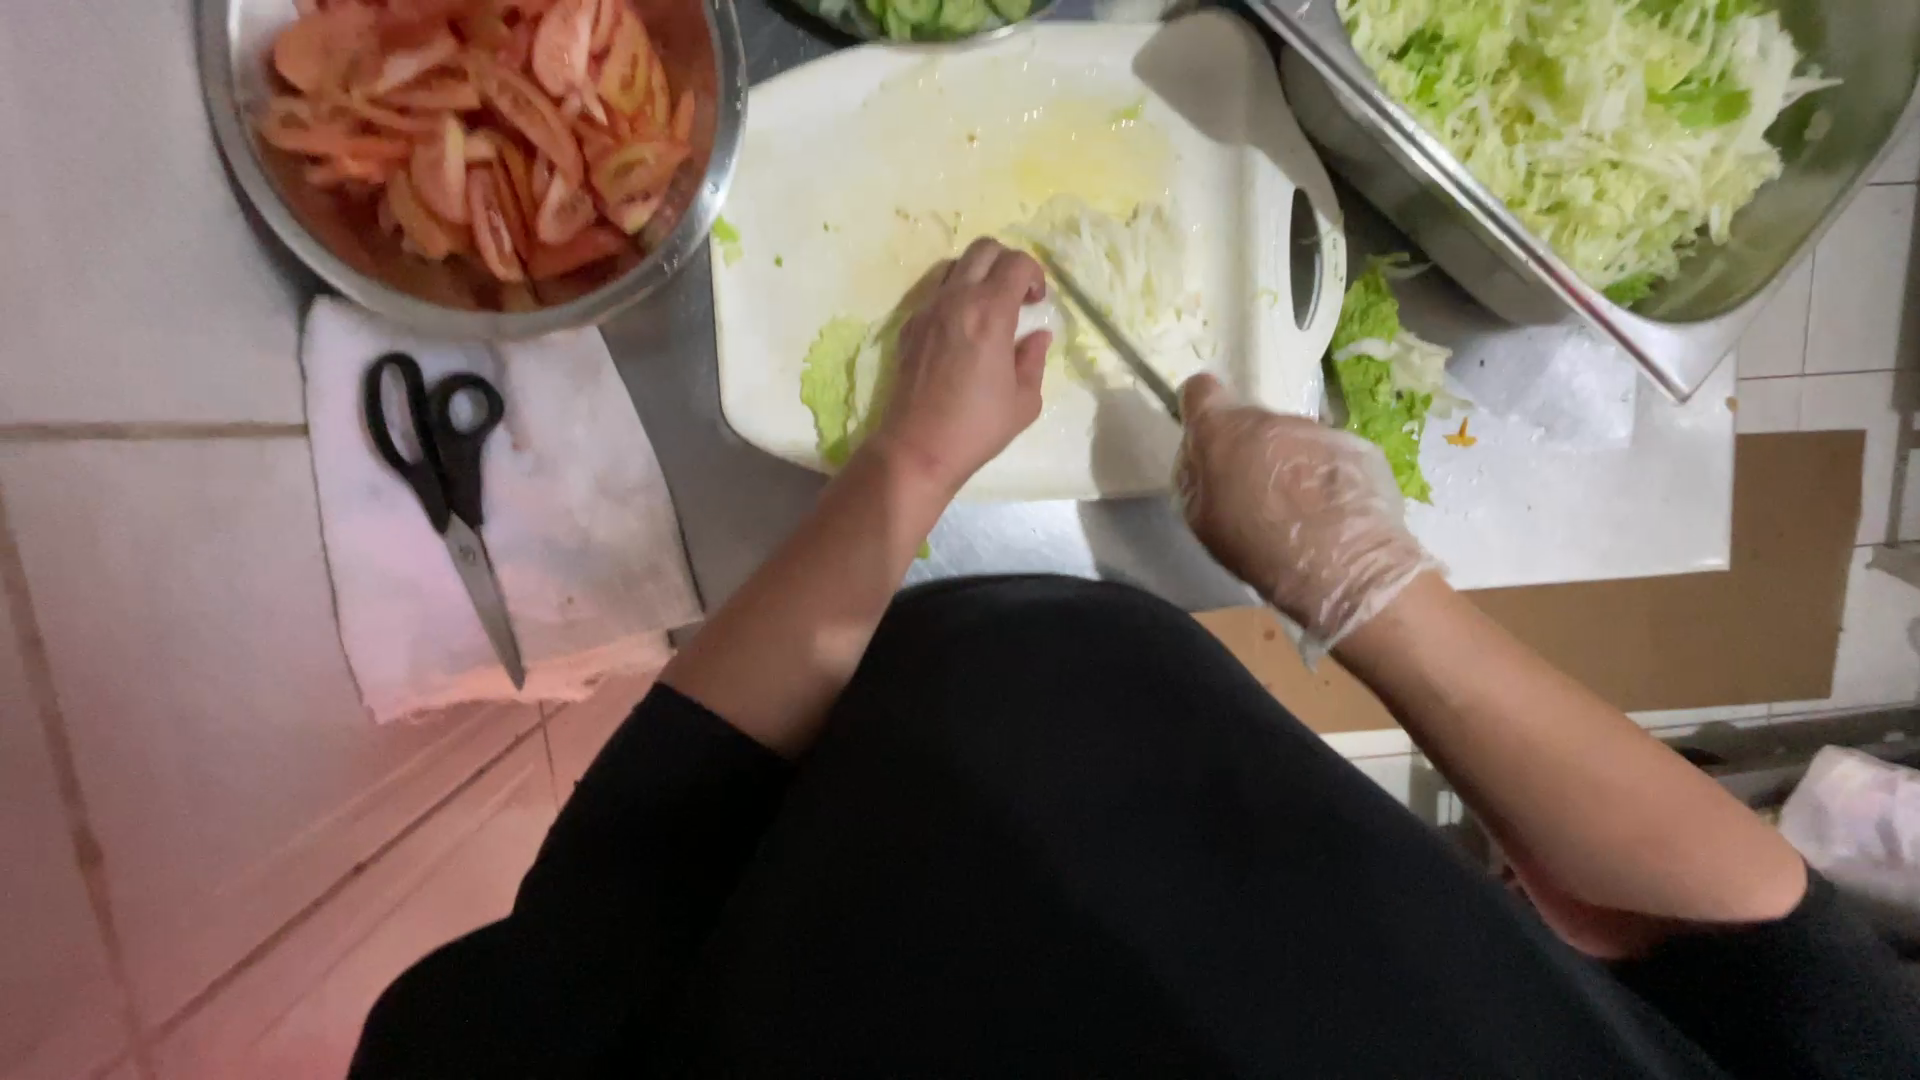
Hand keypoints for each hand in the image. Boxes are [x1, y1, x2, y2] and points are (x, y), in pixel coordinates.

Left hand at [864, 238, 1052, 494]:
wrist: (917, 448)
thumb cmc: (976, 428)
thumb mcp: (1024, 402)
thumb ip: (1034, 360)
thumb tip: (1037, 337)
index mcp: (990, 313)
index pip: (1016, 263)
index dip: (1034, 274)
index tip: (1037, 301)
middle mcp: (956, 300)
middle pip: (983, 249)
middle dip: (1007, 262)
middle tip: (1016, 296)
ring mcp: (927, 310)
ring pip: (955, 266)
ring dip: (978, 275)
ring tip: (988, 309)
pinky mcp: (909, 327)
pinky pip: (935, 293)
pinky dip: (954, 296)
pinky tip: (962, 330)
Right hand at [1175, 374, 1437, 647]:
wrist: (1340, 565)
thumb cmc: (1256, 547)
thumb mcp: (1201, 519)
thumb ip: (1196, 477)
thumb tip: (1199, 457)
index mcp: (1221, 432)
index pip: (1200, 390)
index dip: (1200, 407)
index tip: (1205, 433)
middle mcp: (1269, 418)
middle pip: (1251, 422)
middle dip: (1249, 448)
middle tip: (1257, 493)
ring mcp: (1316, 428)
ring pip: (1293, 440)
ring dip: (1290, 463)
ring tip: (1299, 508)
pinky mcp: (1356, 445)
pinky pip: (1329, 455)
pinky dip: (1326, 476)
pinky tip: (1331, 512)